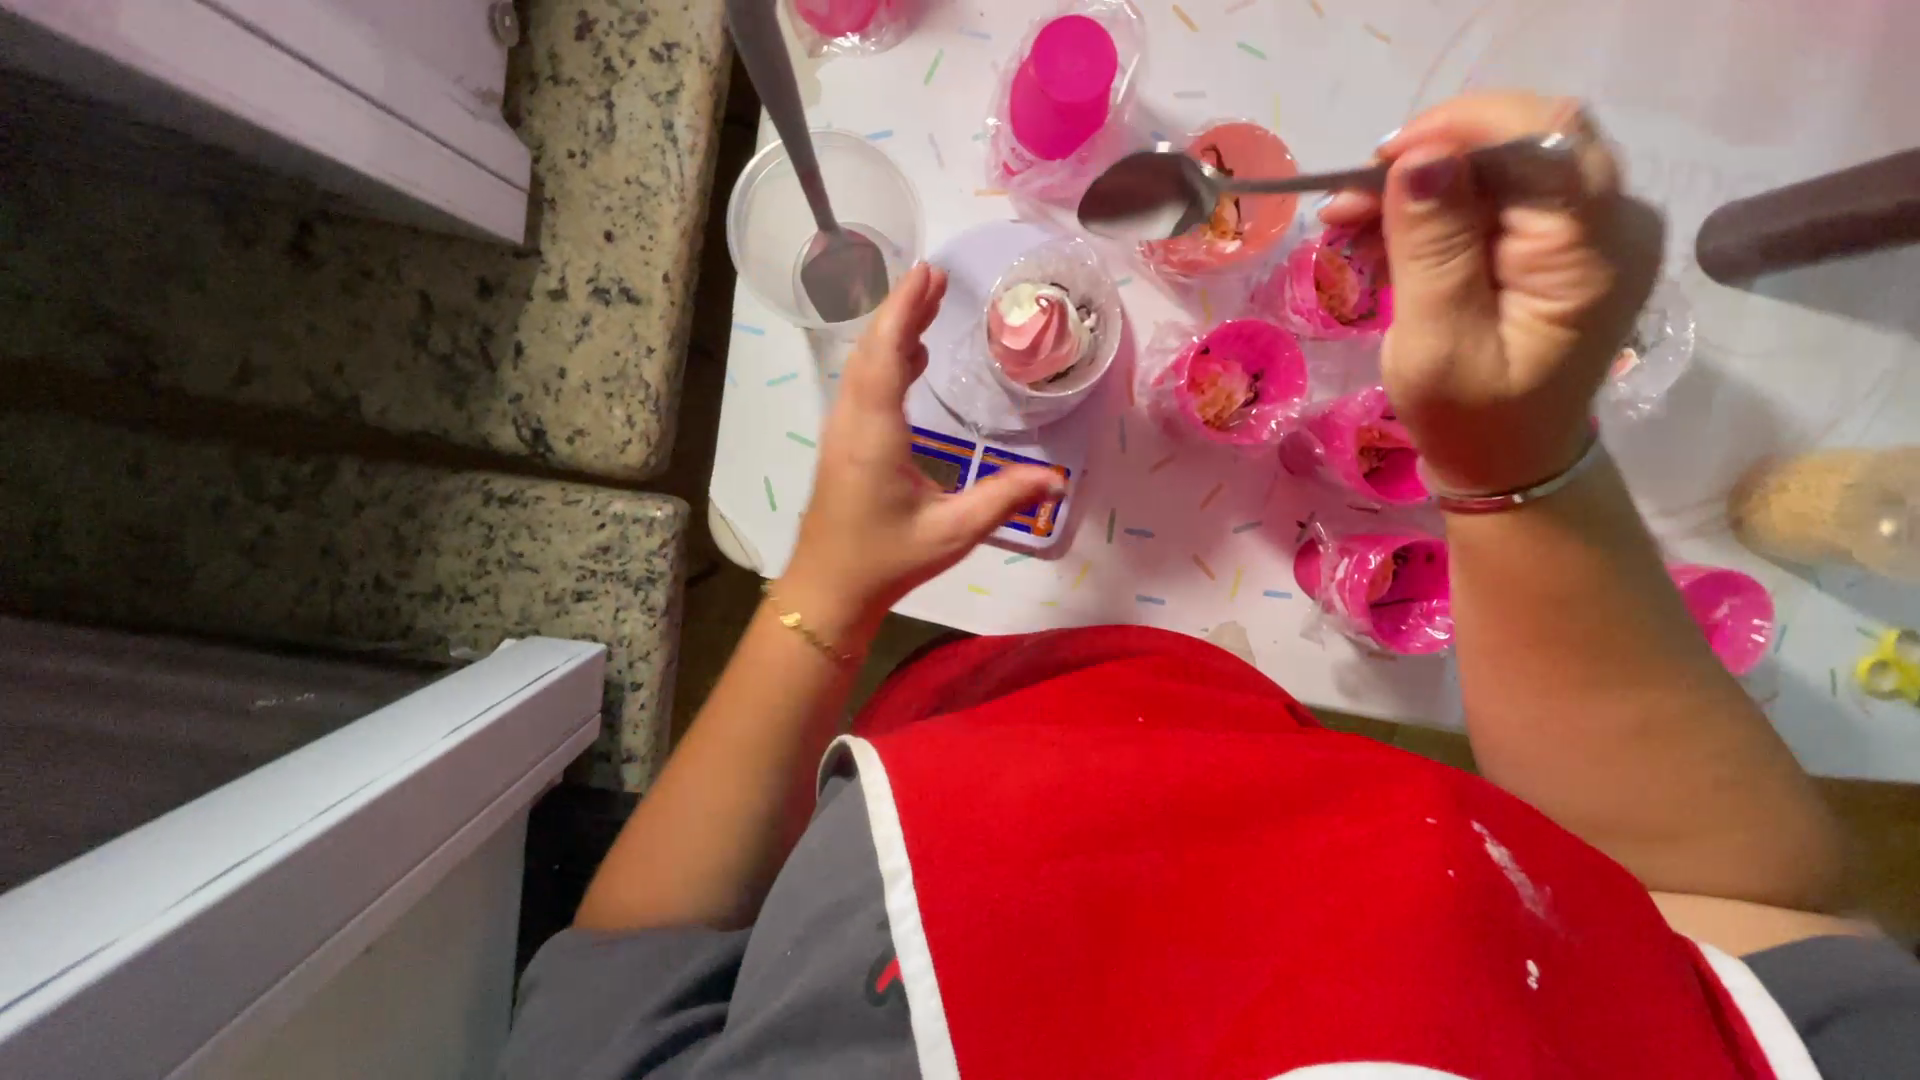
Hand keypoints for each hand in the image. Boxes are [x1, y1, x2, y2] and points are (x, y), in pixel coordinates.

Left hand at [780, 263, 1065, 643]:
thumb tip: (1056, 481)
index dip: (905, 309)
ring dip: (892, 332)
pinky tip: (910, 361)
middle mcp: (851, 421)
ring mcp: (841, 431)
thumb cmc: (886, 560)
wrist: (830, 588)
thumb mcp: (952, 532)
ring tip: (927, 305)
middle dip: (902, 309)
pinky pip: (861, 385)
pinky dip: (884, 360)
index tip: (928, 272)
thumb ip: (1003, 500)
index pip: (886, 354)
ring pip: (862, 365)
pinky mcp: (842, 444)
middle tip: (936, 278)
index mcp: (875, 432)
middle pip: (871, 349)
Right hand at [1323, 94, 1663, 494]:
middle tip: (1346, 203)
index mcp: (1591, 251)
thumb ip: (1433, 248)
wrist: (1508, 463)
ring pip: (1502, 165)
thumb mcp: (1437, 342)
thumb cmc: (1468, 417)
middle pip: (1521, 143)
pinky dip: (1434, 208)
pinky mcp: (1562, 241)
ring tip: (1348, 227)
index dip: (1455, 132)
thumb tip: (1417, 159)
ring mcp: (1592, 227)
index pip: (1539, 141)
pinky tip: (1383, 240)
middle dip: (1428, 160)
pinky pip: (1497, 197)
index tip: (1373, 167)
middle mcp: (1612, 220)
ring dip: (1420, 185)